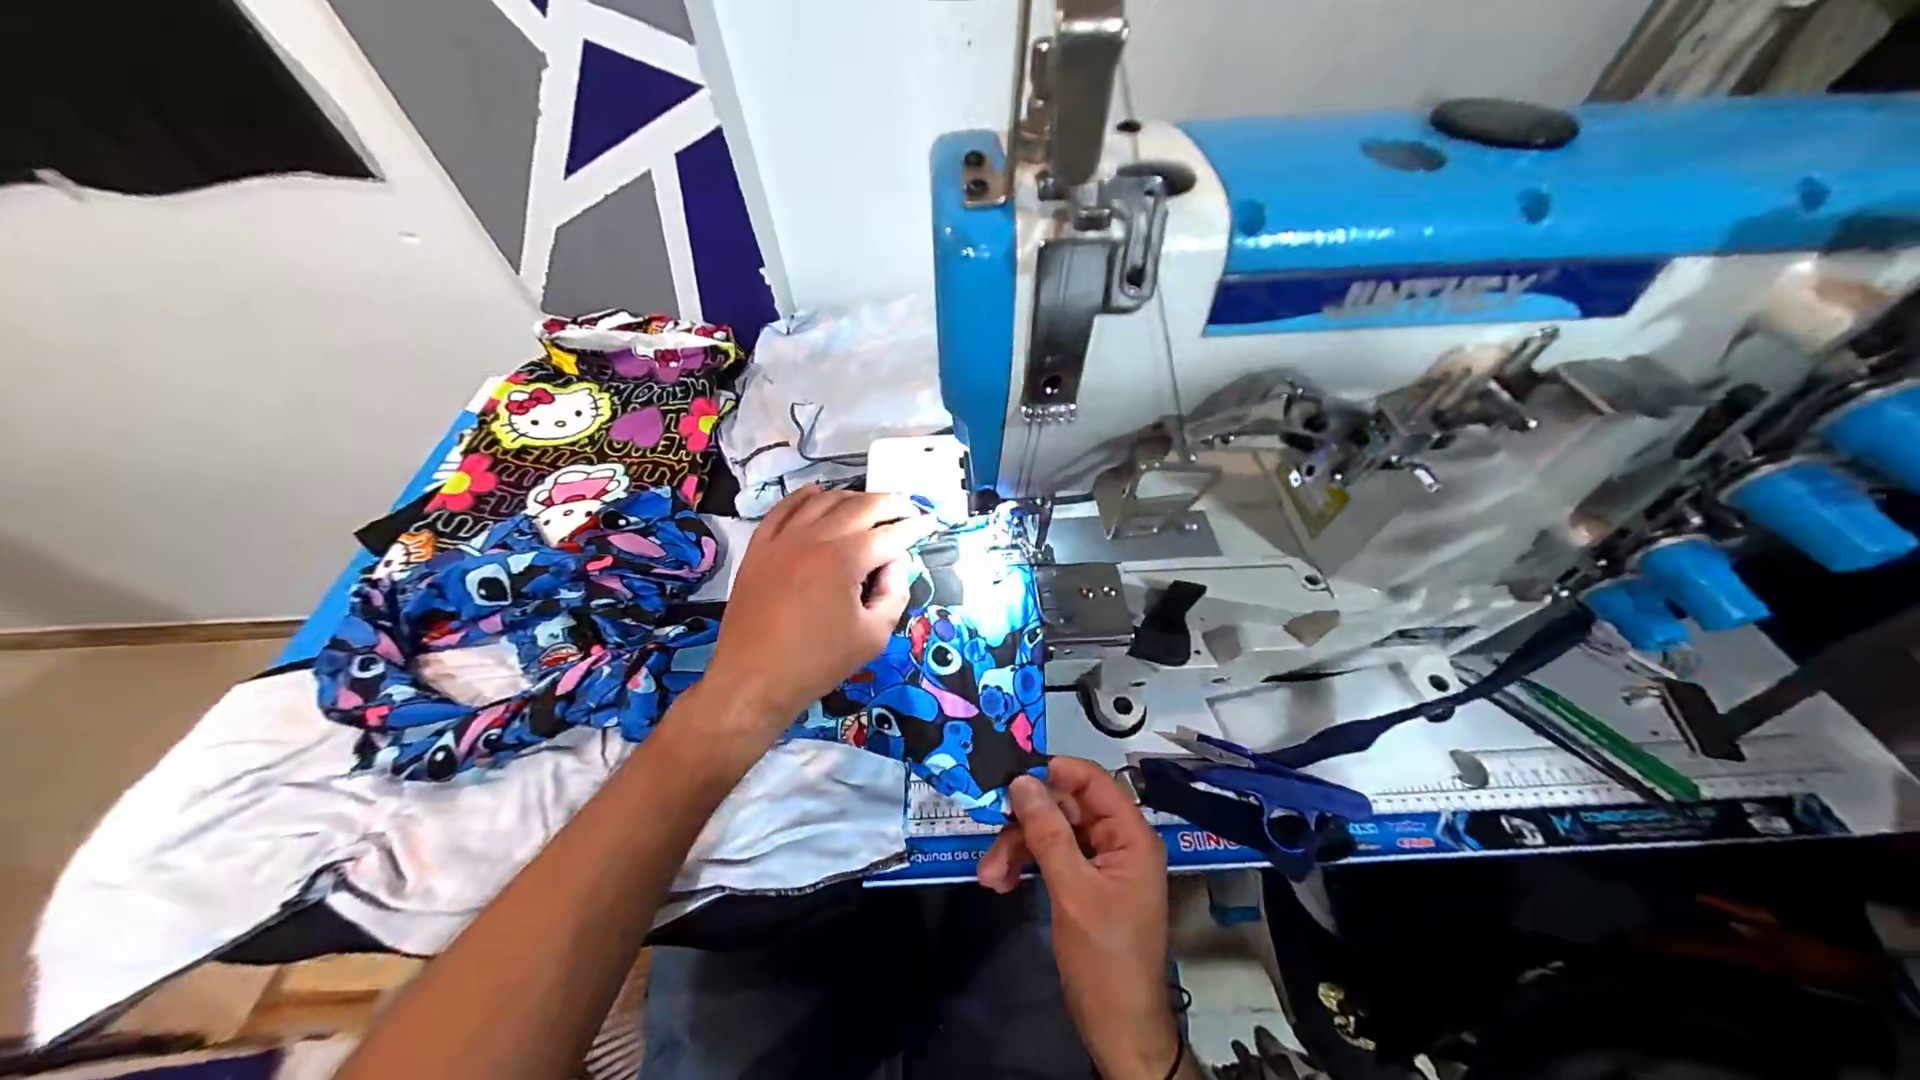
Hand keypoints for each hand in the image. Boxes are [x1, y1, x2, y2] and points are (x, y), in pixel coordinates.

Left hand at [704, 486, 937, 736]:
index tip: (930, 523)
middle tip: (908, 509)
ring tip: (871, 505)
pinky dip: (805, 496)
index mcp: (845, 560)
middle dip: (890, 503)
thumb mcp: (874, 636)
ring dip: (853, 497)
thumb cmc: (817, 663)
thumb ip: (894, 593)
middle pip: (860, 506)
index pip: (891, 534)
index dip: (915, 527)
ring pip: (823, 500)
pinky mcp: (760, 547)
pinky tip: (818, 494)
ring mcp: (783, 539)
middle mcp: (814, 538)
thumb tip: (895, 563)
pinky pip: (784, 508)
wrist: (753, 679)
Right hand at [979, 758, 1183, 1079]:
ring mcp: (1098, 863)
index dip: (1054, 773)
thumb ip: (1047, 832)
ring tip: (990, 876)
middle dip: (1025, 823)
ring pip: (1051, 833)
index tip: (1013, 777)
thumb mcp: (1072, 890)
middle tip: (991, 834)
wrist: (1117, 1027)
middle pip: (1065, 808)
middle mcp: (1116, 841)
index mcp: (1130, 835)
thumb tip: (1023, 781)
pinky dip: (1024, 866)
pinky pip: (1049, 857)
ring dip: (1017, 849)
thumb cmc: (1105, 956)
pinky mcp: (1081, 883)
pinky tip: (1001, 884)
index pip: (1093, 782)